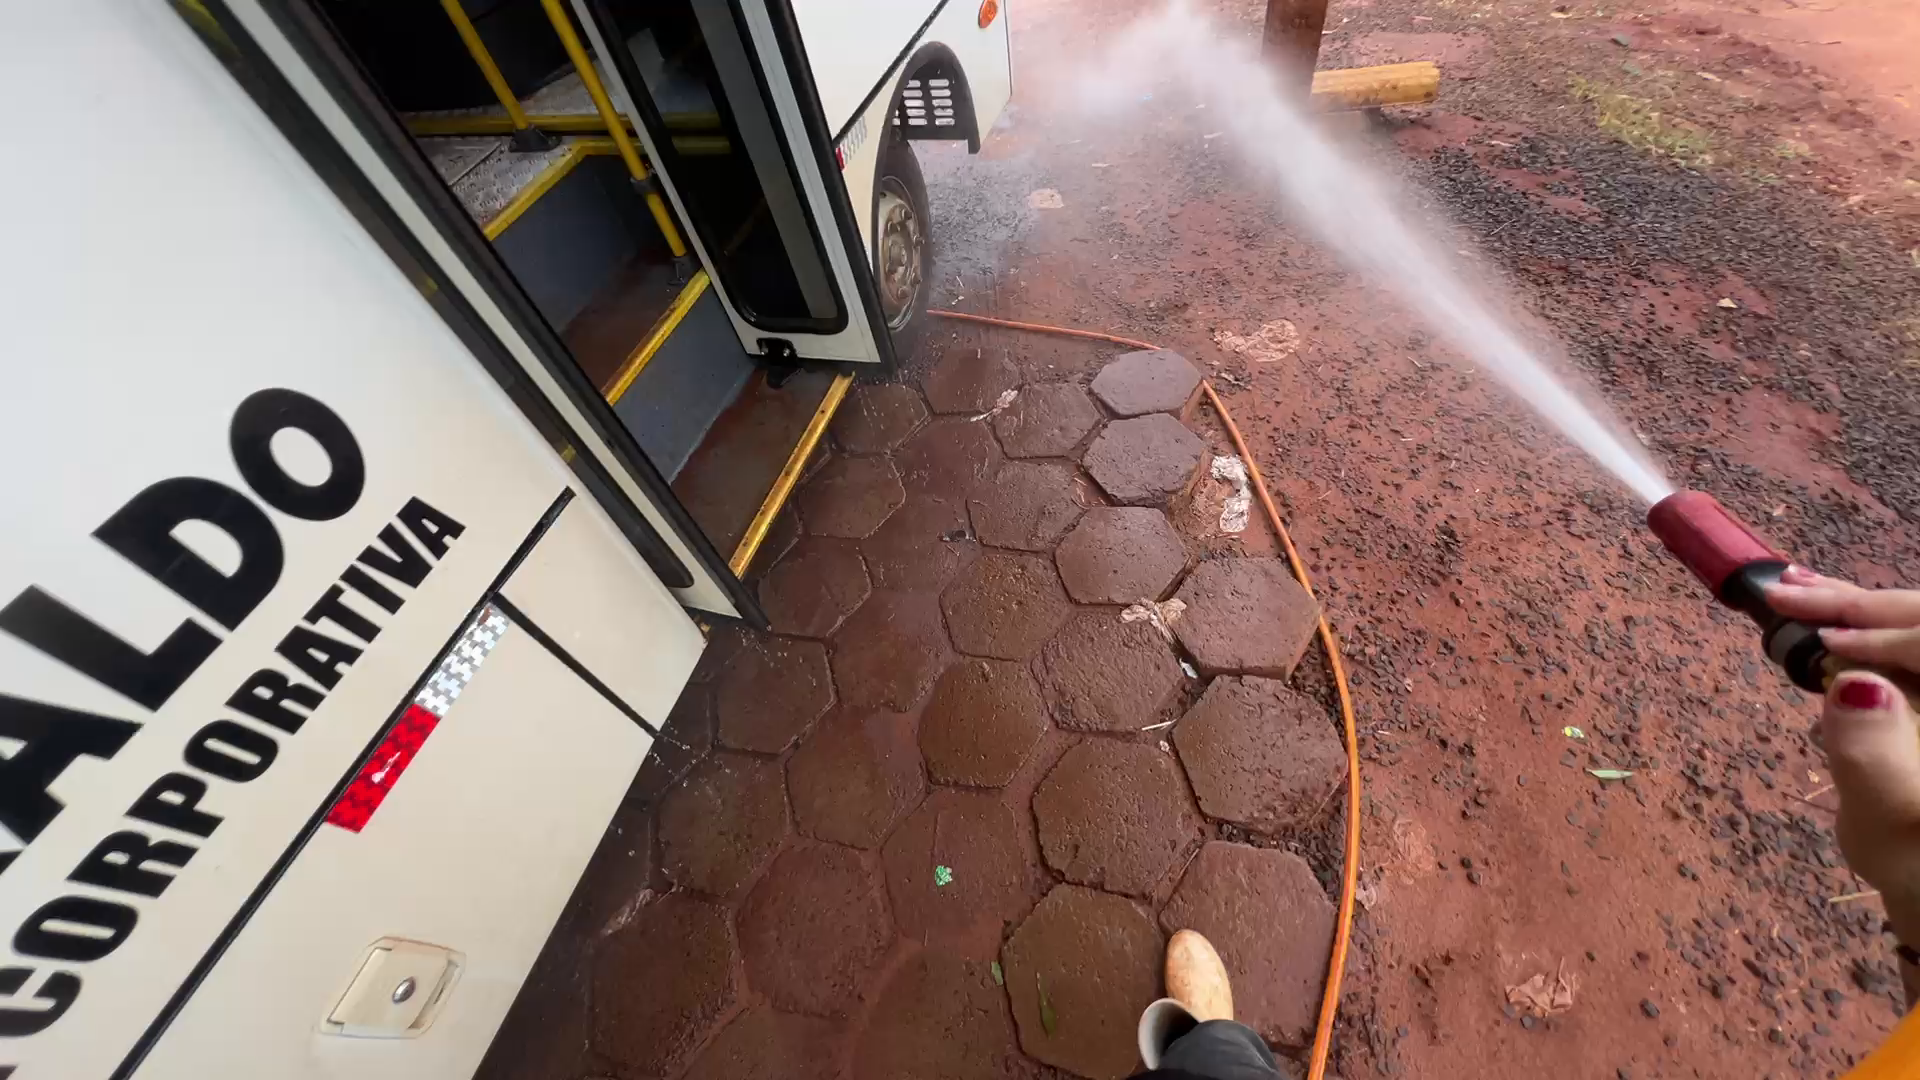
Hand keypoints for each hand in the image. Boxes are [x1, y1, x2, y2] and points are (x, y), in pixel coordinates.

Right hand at [1765, 567, 1919, 944]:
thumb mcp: (1894, 822)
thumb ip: (1873, 755)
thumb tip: (1854, 684)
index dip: (1901, 635)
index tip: (1826, 644)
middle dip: (1869, 607)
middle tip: (1784, 594)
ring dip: (1861, 608)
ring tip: (1792, 590)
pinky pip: (1907, 648)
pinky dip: (1863, 623)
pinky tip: (1823, 611)